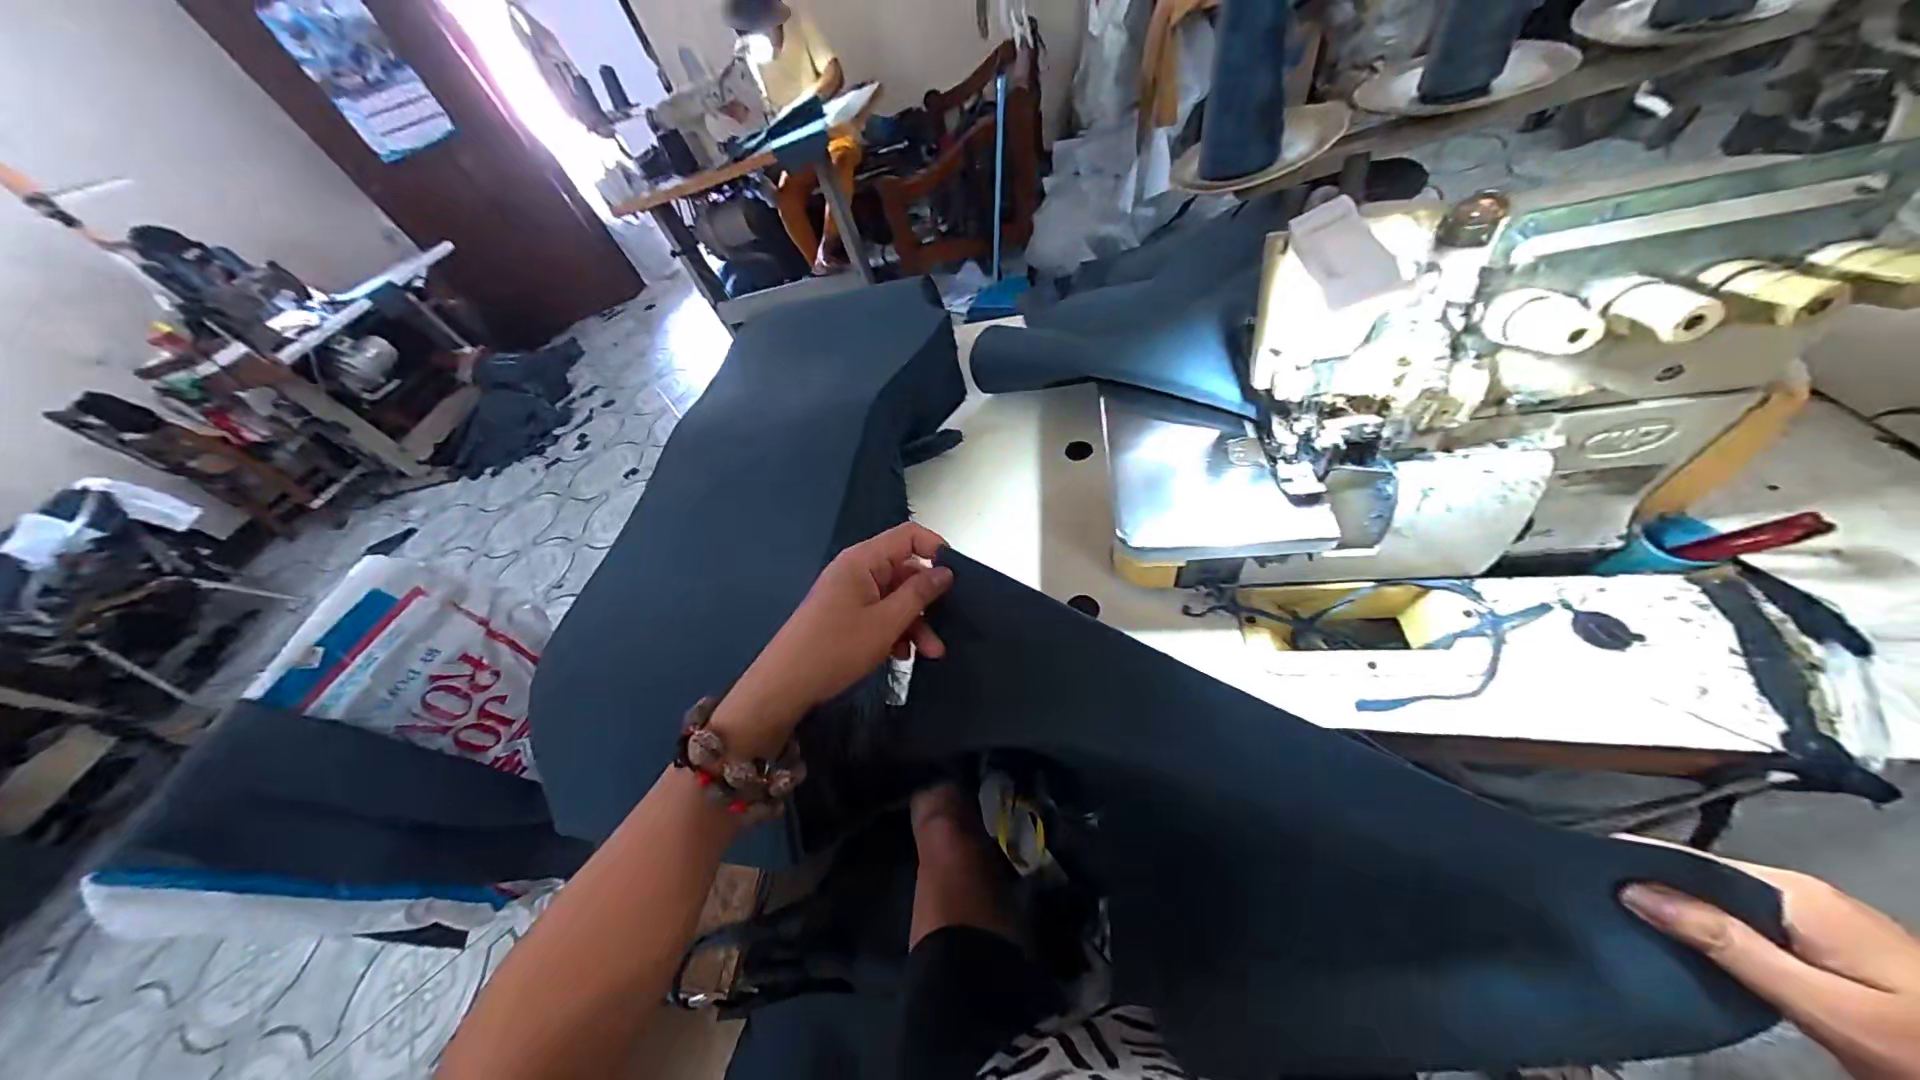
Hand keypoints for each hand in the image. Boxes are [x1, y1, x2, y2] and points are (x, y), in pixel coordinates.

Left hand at [712, 522, 953, 753]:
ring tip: (929, 654)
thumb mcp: (886, 623)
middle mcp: (857, 570)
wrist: (784, 685)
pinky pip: (880, 614)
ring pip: (895, 598)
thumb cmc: (836, 648)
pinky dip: (895, 632)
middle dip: (928, 601)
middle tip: (945, 630)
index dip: (936, 549)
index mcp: (863, 560)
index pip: (909, 536)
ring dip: (914, 623)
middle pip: (905, 571)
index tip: (958, 577)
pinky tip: (900, 656)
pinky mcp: (845, 616)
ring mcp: (850, 593)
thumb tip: (946, 571)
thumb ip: (919, 594)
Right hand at [1620, 847, 1919, 1079]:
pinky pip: (1742, 919)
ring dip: (1675, 905)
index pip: (1693, 860)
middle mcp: (1802, 894)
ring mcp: (1816, 919)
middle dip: (1649, 882)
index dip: (1636, 859)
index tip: (1580, 864)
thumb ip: (1725, 943)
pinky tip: (1680, 941)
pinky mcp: (1821, 943)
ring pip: (1720, 899)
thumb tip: (1635, 891)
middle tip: (1590, 894)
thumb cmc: (1917, 1042)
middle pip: (1704, 876)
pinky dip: (1704, 924)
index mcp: (1795, 896)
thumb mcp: (1821, 1003)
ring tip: (1619, 915)